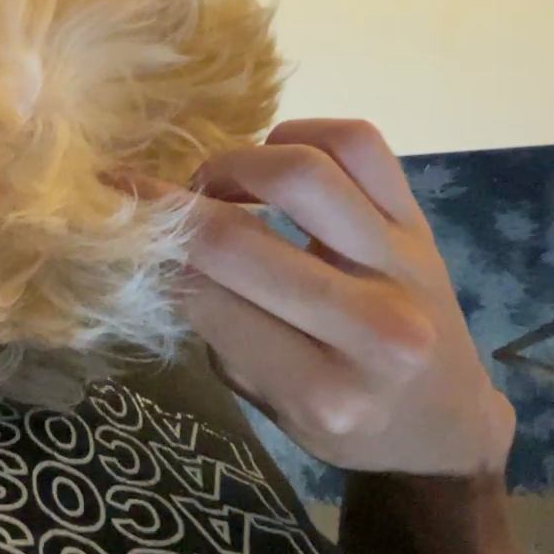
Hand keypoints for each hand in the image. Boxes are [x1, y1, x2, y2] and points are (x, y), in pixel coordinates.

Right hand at [129, 119, 513, 475]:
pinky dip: (298, 135)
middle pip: (237, 239)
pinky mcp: (421, 222)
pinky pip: (357, 144)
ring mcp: (407, 265)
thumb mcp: (256, 391)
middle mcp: (375, 327)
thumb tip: (149, 241)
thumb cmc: (333, 416)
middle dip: (168, 210)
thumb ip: (207, 319)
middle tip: (137, 195)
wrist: (440, 418)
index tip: (114, 223)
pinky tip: (272, 159)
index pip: (204, 299)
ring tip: (211, 185)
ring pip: (299, 172)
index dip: (149, 253)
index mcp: (323, 391)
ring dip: (230, 167)